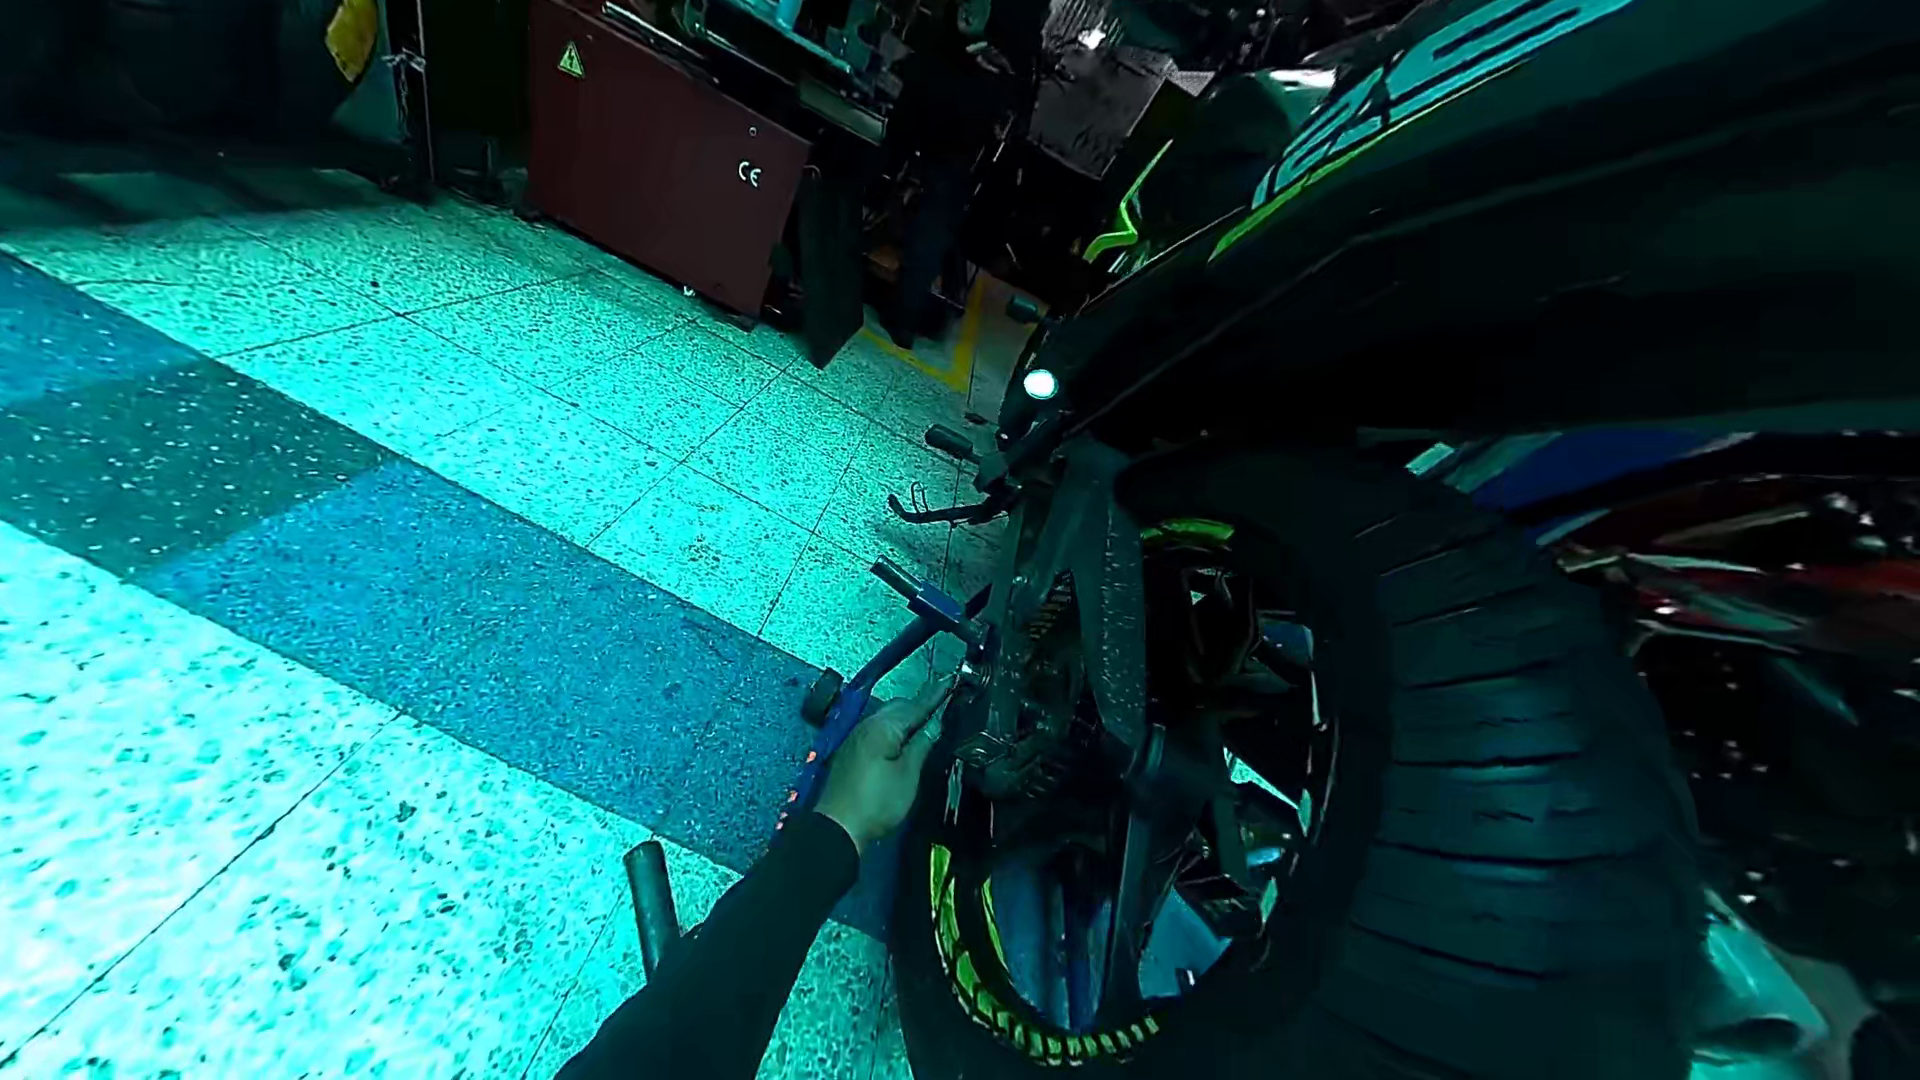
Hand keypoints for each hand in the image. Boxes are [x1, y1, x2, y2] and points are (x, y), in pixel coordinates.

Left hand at [815, 674, 956, 854]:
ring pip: (887, 718)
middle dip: (919, 706)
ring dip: (906, 719)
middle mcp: (867, 725)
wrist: (837, 828)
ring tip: (926, 725)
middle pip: (898, 707)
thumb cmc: (877, 802)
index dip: (935, 696)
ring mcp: (856, 738)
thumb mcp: (907, 774)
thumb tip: (935, 723)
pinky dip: (894, 730)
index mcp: (883, 727)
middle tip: (942, 708)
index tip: (950, 681)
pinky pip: (878, 730)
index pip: (915, 706)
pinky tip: (903, 741)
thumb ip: (922, 744)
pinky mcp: (852, 752)